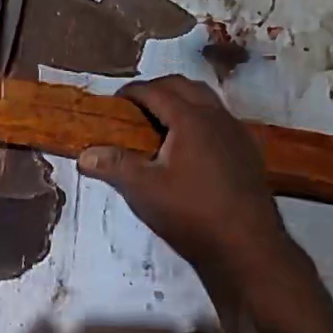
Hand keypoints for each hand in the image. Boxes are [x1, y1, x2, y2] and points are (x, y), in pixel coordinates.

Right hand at [77, 75, 292, 276]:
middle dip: (157, 89)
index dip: (132, 93)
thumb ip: (114, 166)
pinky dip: (200, 117)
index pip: (155, 91)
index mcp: (190, 117)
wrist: (249, 246)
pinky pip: (220, 118)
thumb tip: (83, 155)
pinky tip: (191, 145)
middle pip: (182, 86)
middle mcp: (216, 115)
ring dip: (181, 100)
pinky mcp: (248, 150)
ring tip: (161, 122)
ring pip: (205, 99)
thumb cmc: (192, 213)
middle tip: (135, 108)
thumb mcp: (145, 190)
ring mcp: (236, 131)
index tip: (114, 102)